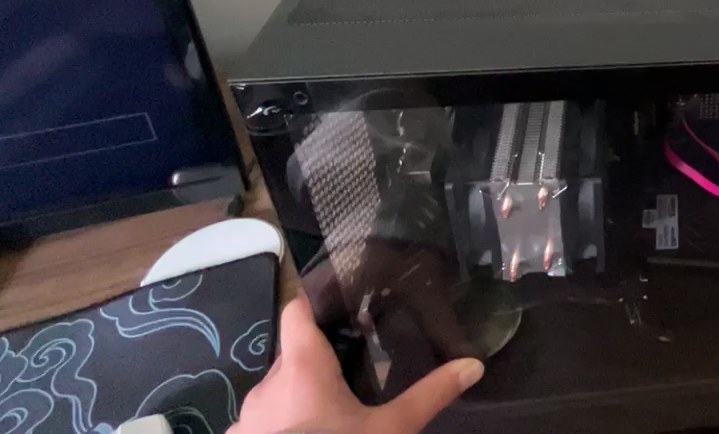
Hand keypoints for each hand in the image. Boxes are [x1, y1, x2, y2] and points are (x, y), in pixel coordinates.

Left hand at [231, 296, 483, 433]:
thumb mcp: (389, 430)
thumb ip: (428, 395)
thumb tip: (474, 365)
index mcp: (301, 367)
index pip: (296, 311)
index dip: (314, 301)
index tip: (341, 298)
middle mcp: (265, 387)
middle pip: (292, 355)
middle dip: (319, 358)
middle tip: (355, 362)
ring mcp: (244, 423)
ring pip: (275, 393)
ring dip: (298, 395)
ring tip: (332, 406)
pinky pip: (260, 426)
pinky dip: (280, 425)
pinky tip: (309, 432)